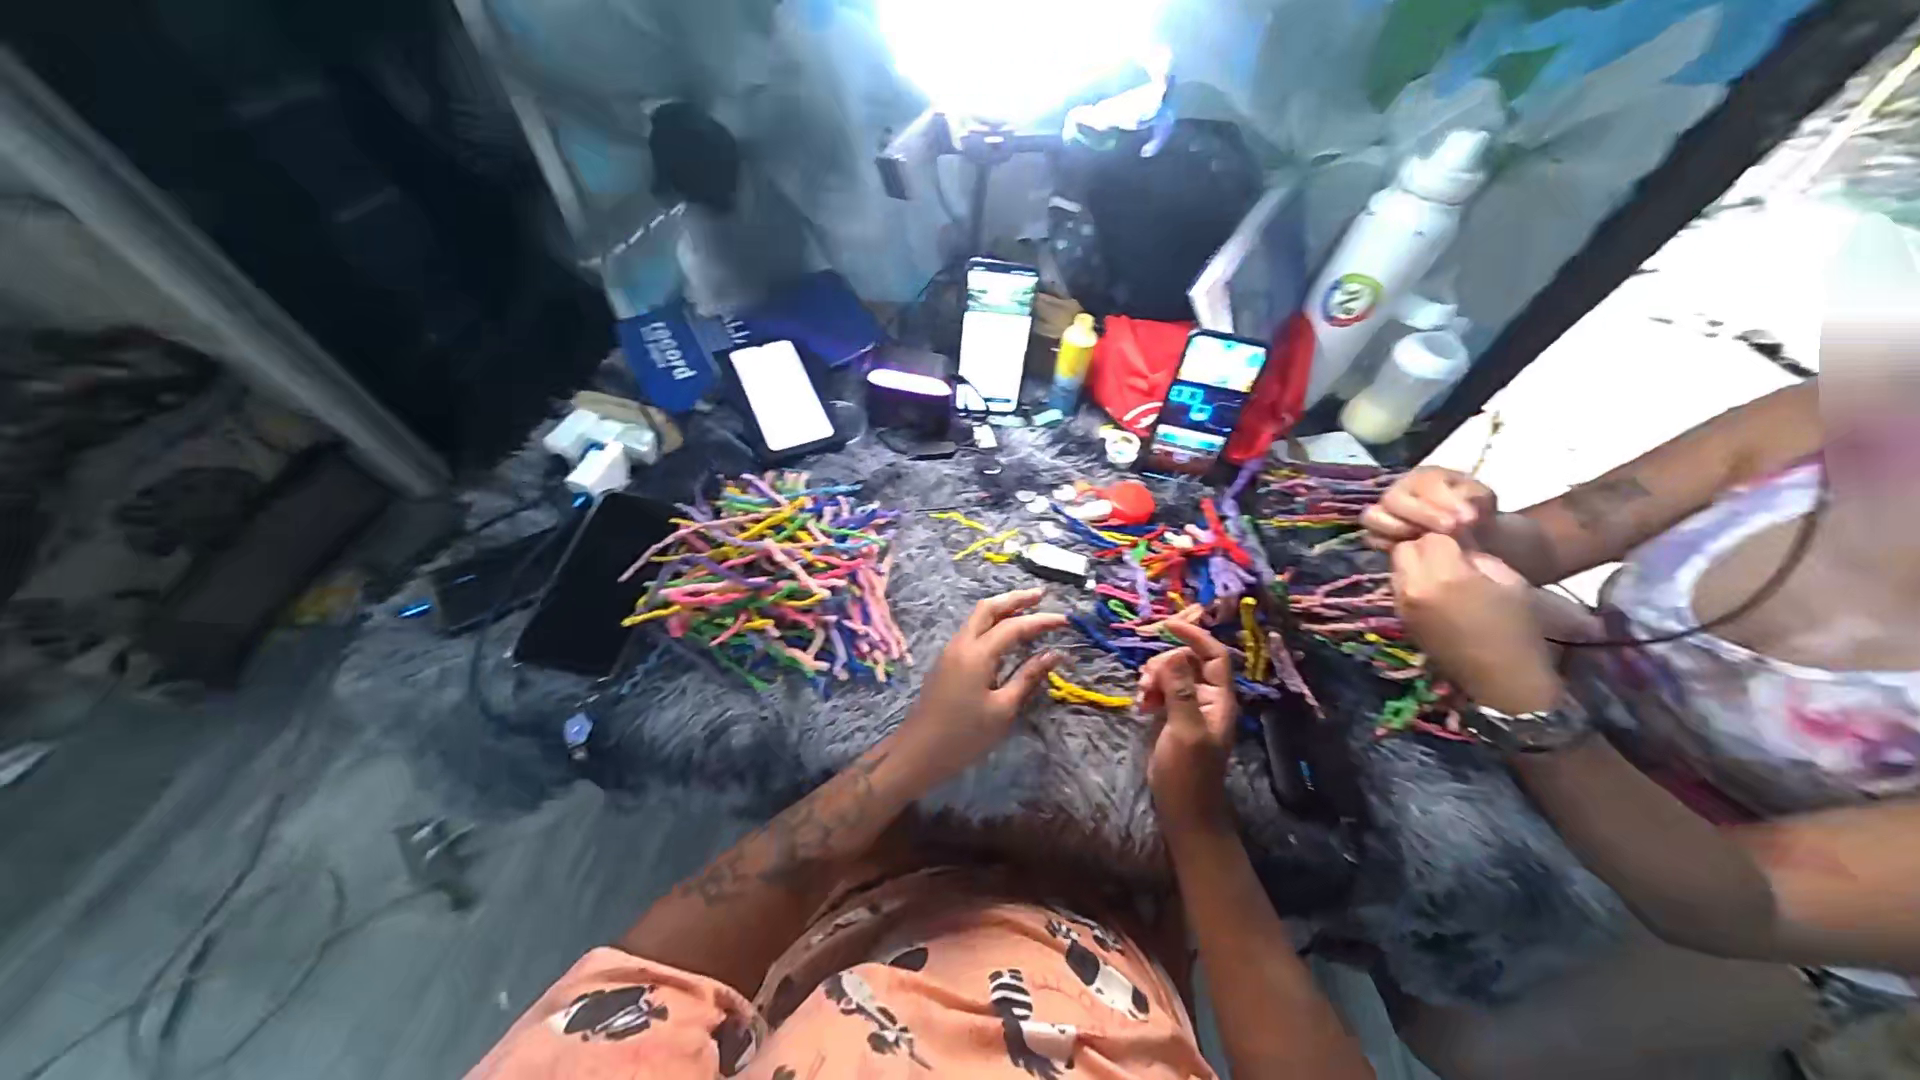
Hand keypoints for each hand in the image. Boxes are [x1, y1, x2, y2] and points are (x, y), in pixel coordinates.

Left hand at [892, 588, 1065, 786]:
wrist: (918, 752)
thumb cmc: (964, 736)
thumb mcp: (1003, 709)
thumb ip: (1028, 677)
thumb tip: (1053, 654)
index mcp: (976, 654)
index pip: (1014, 626)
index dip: (1041, 621)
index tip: (1066, 620)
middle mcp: (961, 644)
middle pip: (989, 608)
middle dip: (1015, 599)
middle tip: (1041, 596)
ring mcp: (950, 652)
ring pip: (977, 618)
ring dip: (1002, 609)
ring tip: (1027, 609)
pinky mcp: (946, 663)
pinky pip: (972, 631)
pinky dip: (991, 624)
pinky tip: (1005, 634)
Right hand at [1139, 620, 1238, 827]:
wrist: (1185, 810)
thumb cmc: (1189, 774)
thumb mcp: (1185, 730)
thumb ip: (1180, 691)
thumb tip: (1170, 654)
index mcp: (1220, 699)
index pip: (1214, 654)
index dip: (1194, 636)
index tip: (1166, 625)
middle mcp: (1208, 698)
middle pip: (1187, 660)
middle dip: (1164, 662)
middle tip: (1146, 682)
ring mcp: (1190, 707)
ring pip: (1172, 673)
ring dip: (1154, 676)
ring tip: (1142, 695)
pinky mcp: (1173, 717)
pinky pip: (1162, 689)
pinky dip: (1150, 689)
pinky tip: (1141, 703)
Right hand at [1362, 466, 1496, 549]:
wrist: (1471, 537)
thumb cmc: (1473, 513)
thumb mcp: (1482, 500)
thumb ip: (1472, 501)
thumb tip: (1461, 518)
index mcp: (1424, 476)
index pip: (1424, 482)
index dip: (1444, 500)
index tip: (1468, 519)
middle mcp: (1398, 490)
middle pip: (1393, 498)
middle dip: (1422, 515)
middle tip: (1449, 530)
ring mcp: (1382, 511)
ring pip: (1372, 516)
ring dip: (1399, 528)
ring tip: (1424, 538)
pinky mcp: (1375, 534)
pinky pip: (1371, 536)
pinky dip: (1388, 542)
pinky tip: (1411, 546)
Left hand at [1390, 534, 1559, 712]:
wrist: (1501, 678)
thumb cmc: (1517, 627)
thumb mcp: (1507, 580)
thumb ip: (1475, 557)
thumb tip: (1454, 547)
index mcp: (1445, 576)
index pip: (1432, 536)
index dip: (1448, 537)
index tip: (1462, 543)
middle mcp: (1414, 586)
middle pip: (1406, 547)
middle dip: (1425, 547)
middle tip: (1449, 557)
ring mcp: (1401, 603)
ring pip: (1397, 566)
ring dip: (1414, 564)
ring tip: (1441, 574)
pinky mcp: (1397, 616)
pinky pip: (1397, 586)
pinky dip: (1411, 581)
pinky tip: (1433, 591)